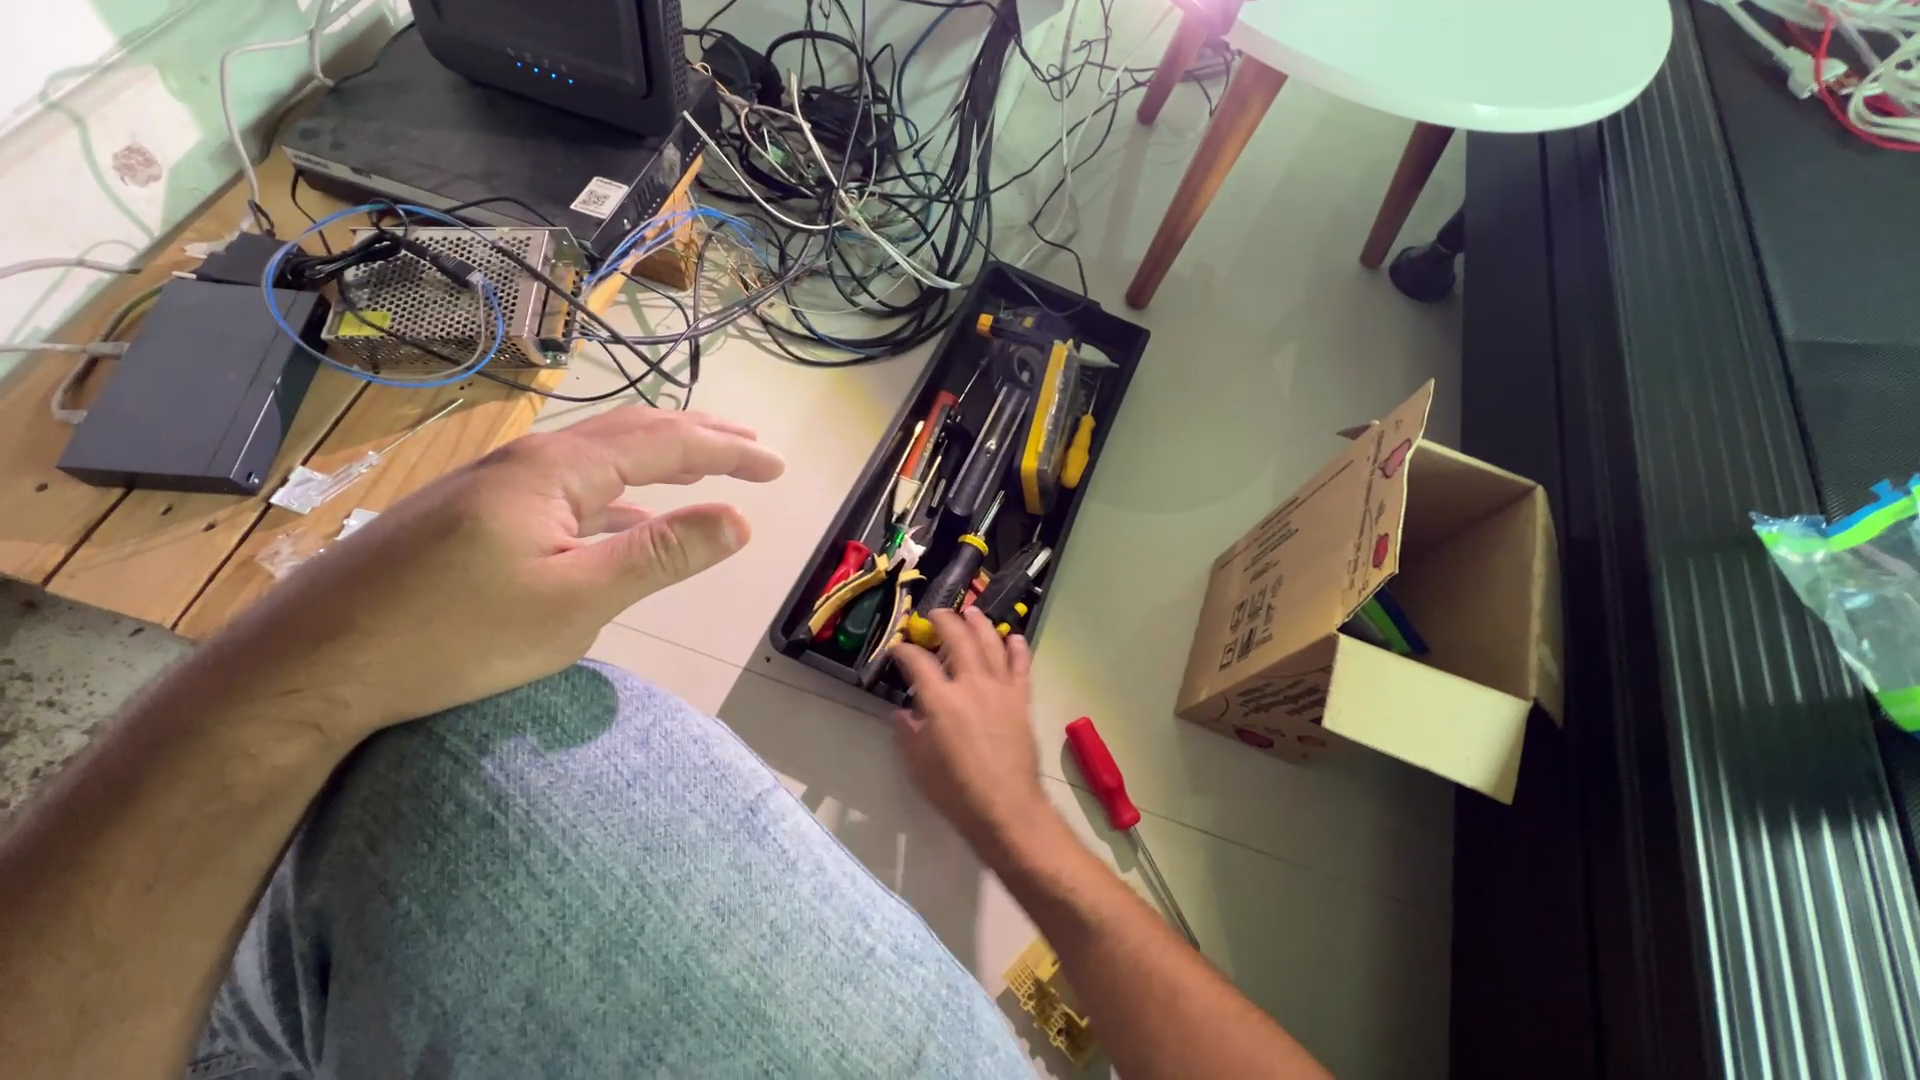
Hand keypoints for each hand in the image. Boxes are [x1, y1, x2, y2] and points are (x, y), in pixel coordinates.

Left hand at [210, 408, 783, 734]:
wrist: (312, 666)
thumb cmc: (456, 636)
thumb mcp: (577, 602)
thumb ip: (662, 554)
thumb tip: (739, 520)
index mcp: (558, 470)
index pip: (666, 443)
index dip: (730, 452)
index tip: (779, 466)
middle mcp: (527, 462)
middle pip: (631, 434)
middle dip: (699, 438)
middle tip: (751, 448)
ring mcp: (494, 488)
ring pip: (597, 460)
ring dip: (657, 462)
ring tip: (702, 471)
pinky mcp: (472, 518)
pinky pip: (568, 491)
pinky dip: (616, 497)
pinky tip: (622, 522)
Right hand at [890, 608, 1056, 852]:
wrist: (1006, 807)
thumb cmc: (956, 790)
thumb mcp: (919, 764)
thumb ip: (908, 733)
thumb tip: (903, 713)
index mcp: (940, 700)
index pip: (918, 662)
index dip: (904, 651)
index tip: (898, 648)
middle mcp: (971, 685)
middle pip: (958, 639)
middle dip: (943, 621)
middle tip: (934, 614)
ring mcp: (1000, 689)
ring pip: (991, 644)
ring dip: (979, 624)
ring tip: (971, 612)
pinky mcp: (1021, 700)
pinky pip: (1021, 666)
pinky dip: (1017, 648)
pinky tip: (1013, 637)